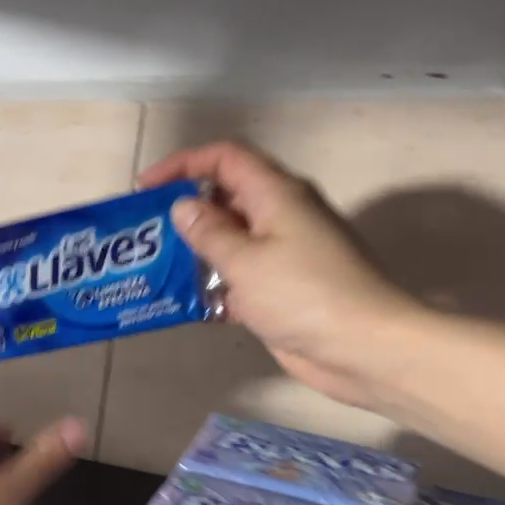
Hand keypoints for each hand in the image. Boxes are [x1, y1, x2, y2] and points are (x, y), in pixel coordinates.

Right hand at [138, 141, 426, 407]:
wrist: (360, 345)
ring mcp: (280, 253)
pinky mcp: (277, 288)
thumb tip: (182, 207)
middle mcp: (279, 216)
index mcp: (276, 195)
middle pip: (224, 197)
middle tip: (143, 233)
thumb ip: (209, 232)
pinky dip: (209, 284)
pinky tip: (182, 302)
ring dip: (192, 251)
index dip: (183, 164)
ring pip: (227, 239)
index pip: (225, 159)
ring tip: (152, 268)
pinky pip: (234, 275)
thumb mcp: (245, 260)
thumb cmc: (303, 294)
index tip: (145, 188)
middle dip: (182, 210)